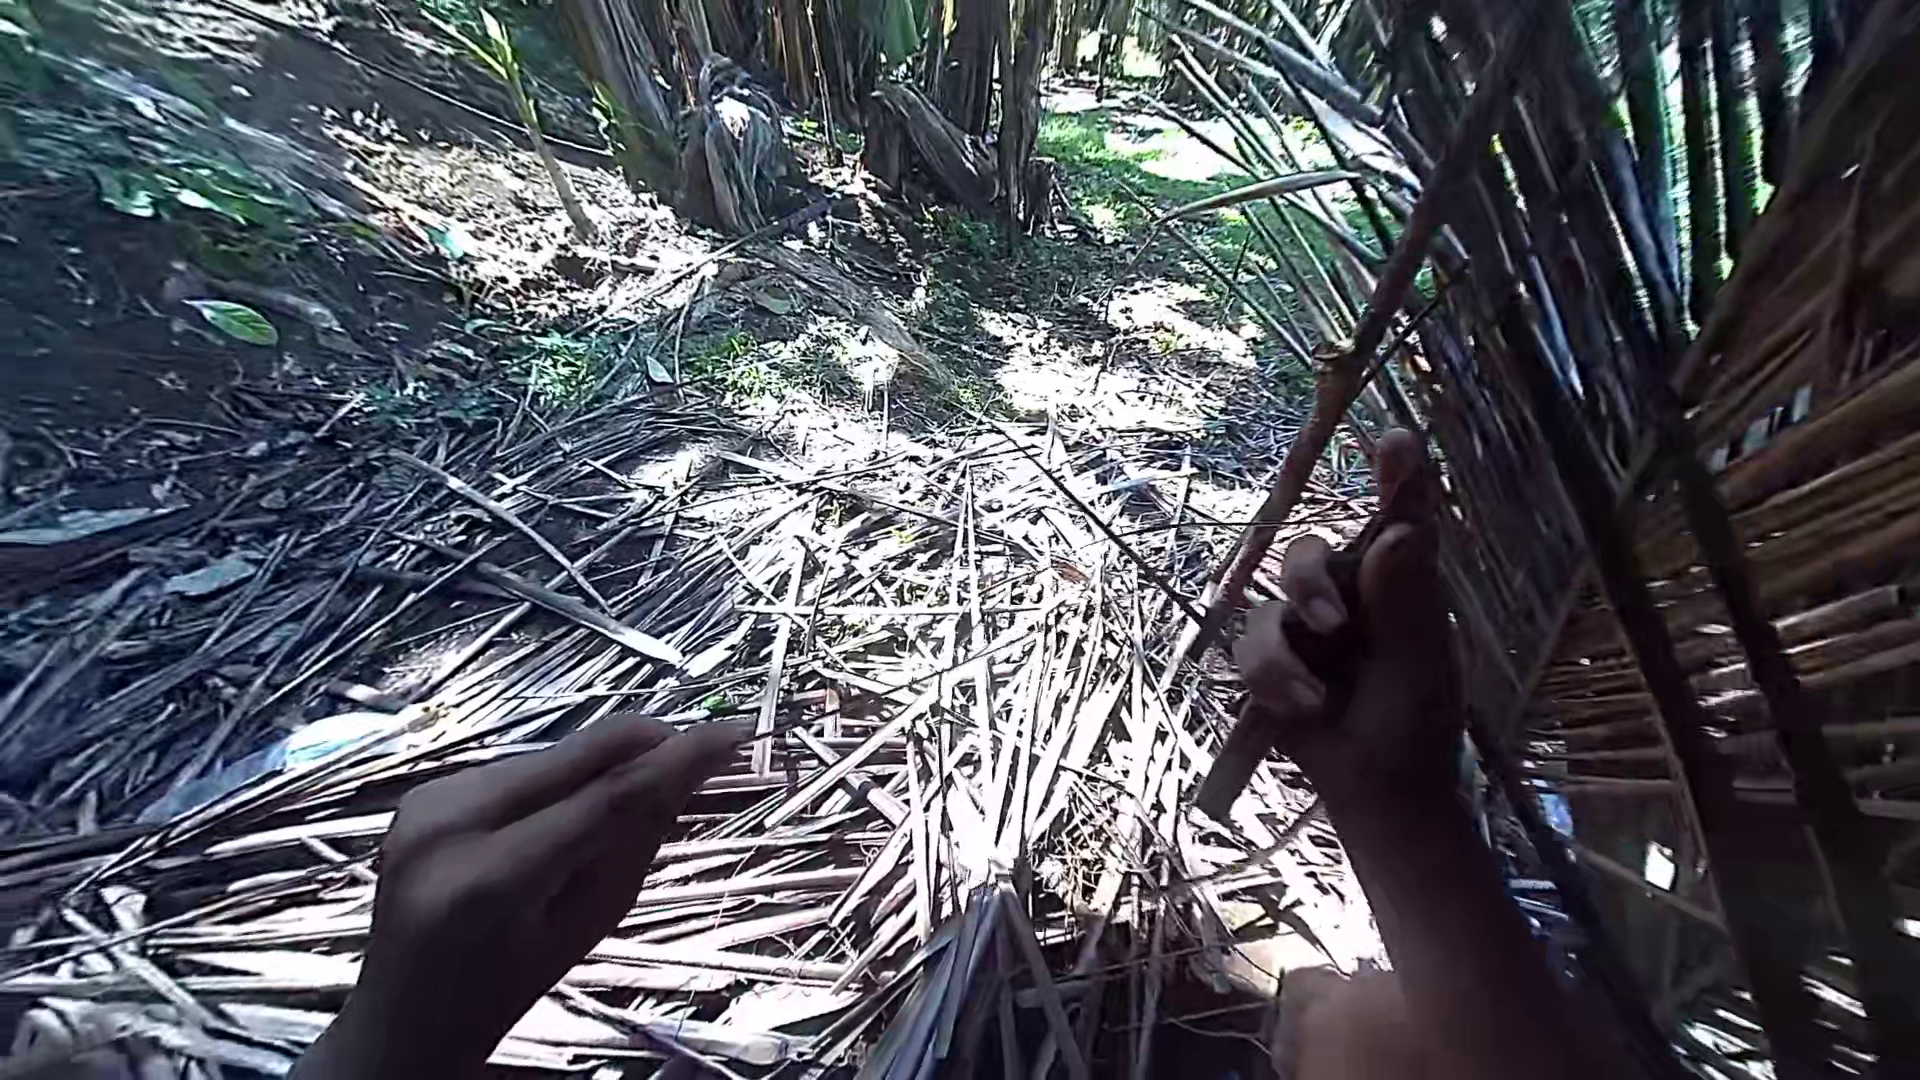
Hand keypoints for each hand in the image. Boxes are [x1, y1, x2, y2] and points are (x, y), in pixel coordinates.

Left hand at [292, 715, 750, 1079]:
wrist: (401, 1017)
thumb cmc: (512, 984)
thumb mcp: (596, 916)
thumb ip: (643, 831)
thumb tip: (696, 761)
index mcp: (491, 879)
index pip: (612, 794)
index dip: (681, 756)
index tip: (734, 732)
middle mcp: (452, 821)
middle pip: (588, 751)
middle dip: (654, 744)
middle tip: (701, 754)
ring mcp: (435, 796)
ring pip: (569, 750)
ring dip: (615, 764)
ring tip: (620, 810)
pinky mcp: (436, 784)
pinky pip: (540, 760)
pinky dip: (578, 774)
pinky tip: (572, 815)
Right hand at [1233, 429, 1459, 804]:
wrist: (1368, 786)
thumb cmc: (1413, 727)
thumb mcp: (1419, 668)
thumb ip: (1407, 603)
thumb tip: (1398, 533)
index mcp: (1397, 590)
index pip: (1399, 522)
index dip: (1396, 478)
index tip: (1395, 439)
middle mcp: (1346, 596)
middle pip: (1305, 554)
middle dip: (1307, 584)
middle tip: (1330, 625)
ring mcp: (1301, 626)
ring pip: (1265, 606)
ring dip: (1282, 653)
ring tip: (1312, 698)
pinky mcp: (1267, 655)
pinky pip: (1245, 647)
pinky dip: (1268, 679)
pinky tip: (1295, 707)